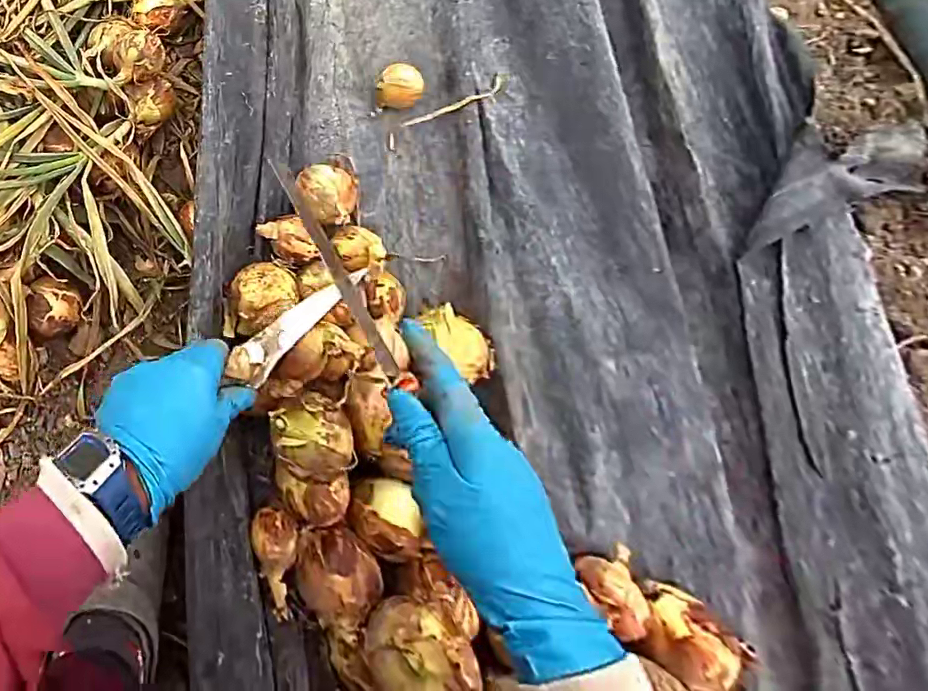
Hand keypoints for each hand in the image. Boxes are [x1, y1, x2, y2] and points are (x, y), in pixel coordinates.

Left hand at [97, 339, 255, 522]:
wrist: (126, 469)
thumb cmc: (178, 451)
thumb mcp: (215, 429)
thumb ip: (231, 403)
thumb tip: (245, 391)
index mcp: (197, 367)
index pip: (217, 348)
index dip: (222, 365)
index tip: (224, 385)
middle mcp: (169, 362)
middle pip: (190, 358)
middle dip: (196, 378)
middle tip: (199, 409)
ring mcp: (142, 371)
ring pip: (165, 371)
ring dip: (171, 387)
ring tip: (170, 420)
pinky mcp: (120, 384)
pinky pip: (141, 383)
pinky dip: (147, 396)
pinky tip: (147, 422)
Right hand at [385, 319, 622, 682]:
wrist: (537, 600)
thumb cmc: (479, 539)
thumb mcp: (437, 485)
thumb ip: (420, 436)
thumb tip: (402, 393)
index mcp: (475, 434)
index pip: (447, 379)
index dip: (425, 351)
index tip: (408, 327)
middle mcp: (495, 442)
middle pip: (454, 403)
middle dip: (422, 391)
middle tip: (390, 391)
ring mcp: (508, 466)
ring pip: (462, 431)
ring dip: (431, 425)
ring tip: (402, 442)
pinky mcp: (514, 489)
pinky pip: (473, 453)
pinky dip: (447, 449)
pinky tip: (435, 473)